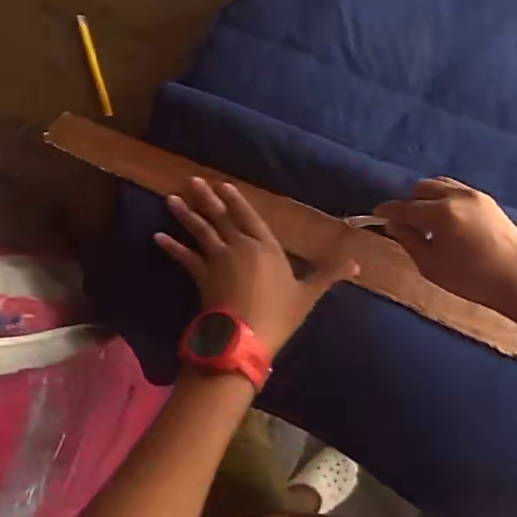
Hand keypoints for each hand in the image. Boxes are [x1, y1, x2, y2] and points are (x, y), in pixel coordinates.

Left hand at [156, 178, 358, 355]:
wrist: (247, 336)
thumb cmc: (279, 314)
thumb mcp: (308, 294)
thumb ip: (329, 274)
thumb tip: (358, 263)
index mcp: (266, 246)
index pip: (249, 216)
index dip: (235, 200)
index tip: (222, 185)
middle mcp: (240, 245)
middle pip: (221, 217)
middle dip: (206, 198)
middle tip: (192, 180)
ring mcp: (218, 258)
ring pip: (201, 230)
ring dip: (185, 214)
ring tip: (171, 198)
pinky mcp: (201, 274)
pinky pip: (184, 256)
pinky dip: (171, 246)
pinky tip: (157, 235)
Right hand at [373, 178, 516, 311]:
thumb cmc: (473, 279)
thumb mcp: (431, 266)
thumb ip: (409, 241)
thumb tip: (395, 224)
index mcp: (440, 212)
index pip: (404, 206)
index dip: (387, 210)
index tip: (376, 214)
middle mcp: (457, 196)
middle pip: (422, 188)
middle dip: (410, 202)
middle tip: (407, 224)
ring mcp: (476, 196)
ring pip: (441, 185)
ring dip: (428, 198)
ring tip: (429, 222)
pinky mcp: (489, 202)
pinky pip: (457, 191)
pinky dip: (445, 199)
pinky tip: (449, 223)